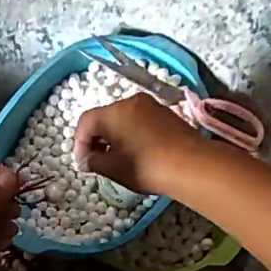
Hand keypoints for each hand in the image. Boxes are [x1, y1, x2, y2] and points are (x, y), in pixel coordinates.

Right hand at [72, 92, 235, 194]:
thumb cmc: (145, 167)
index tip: (83, 163)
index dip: (79, 143)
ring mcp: (150, 105)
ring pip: (122, 118)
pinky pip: (139, 120)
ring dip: (114, 136)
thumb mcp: (112, 168)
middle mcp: (130, 102)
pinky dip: (131, 134)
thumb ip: (93, 161)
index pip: (85, 122)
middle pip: (104, 117)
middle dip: (97, 138)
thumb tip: (87, 159)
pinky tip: (136, 152)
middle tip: (97, 160)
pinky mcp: (165, 113)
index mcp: (112, 113)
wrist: (191, 165)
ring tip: (117, 158)